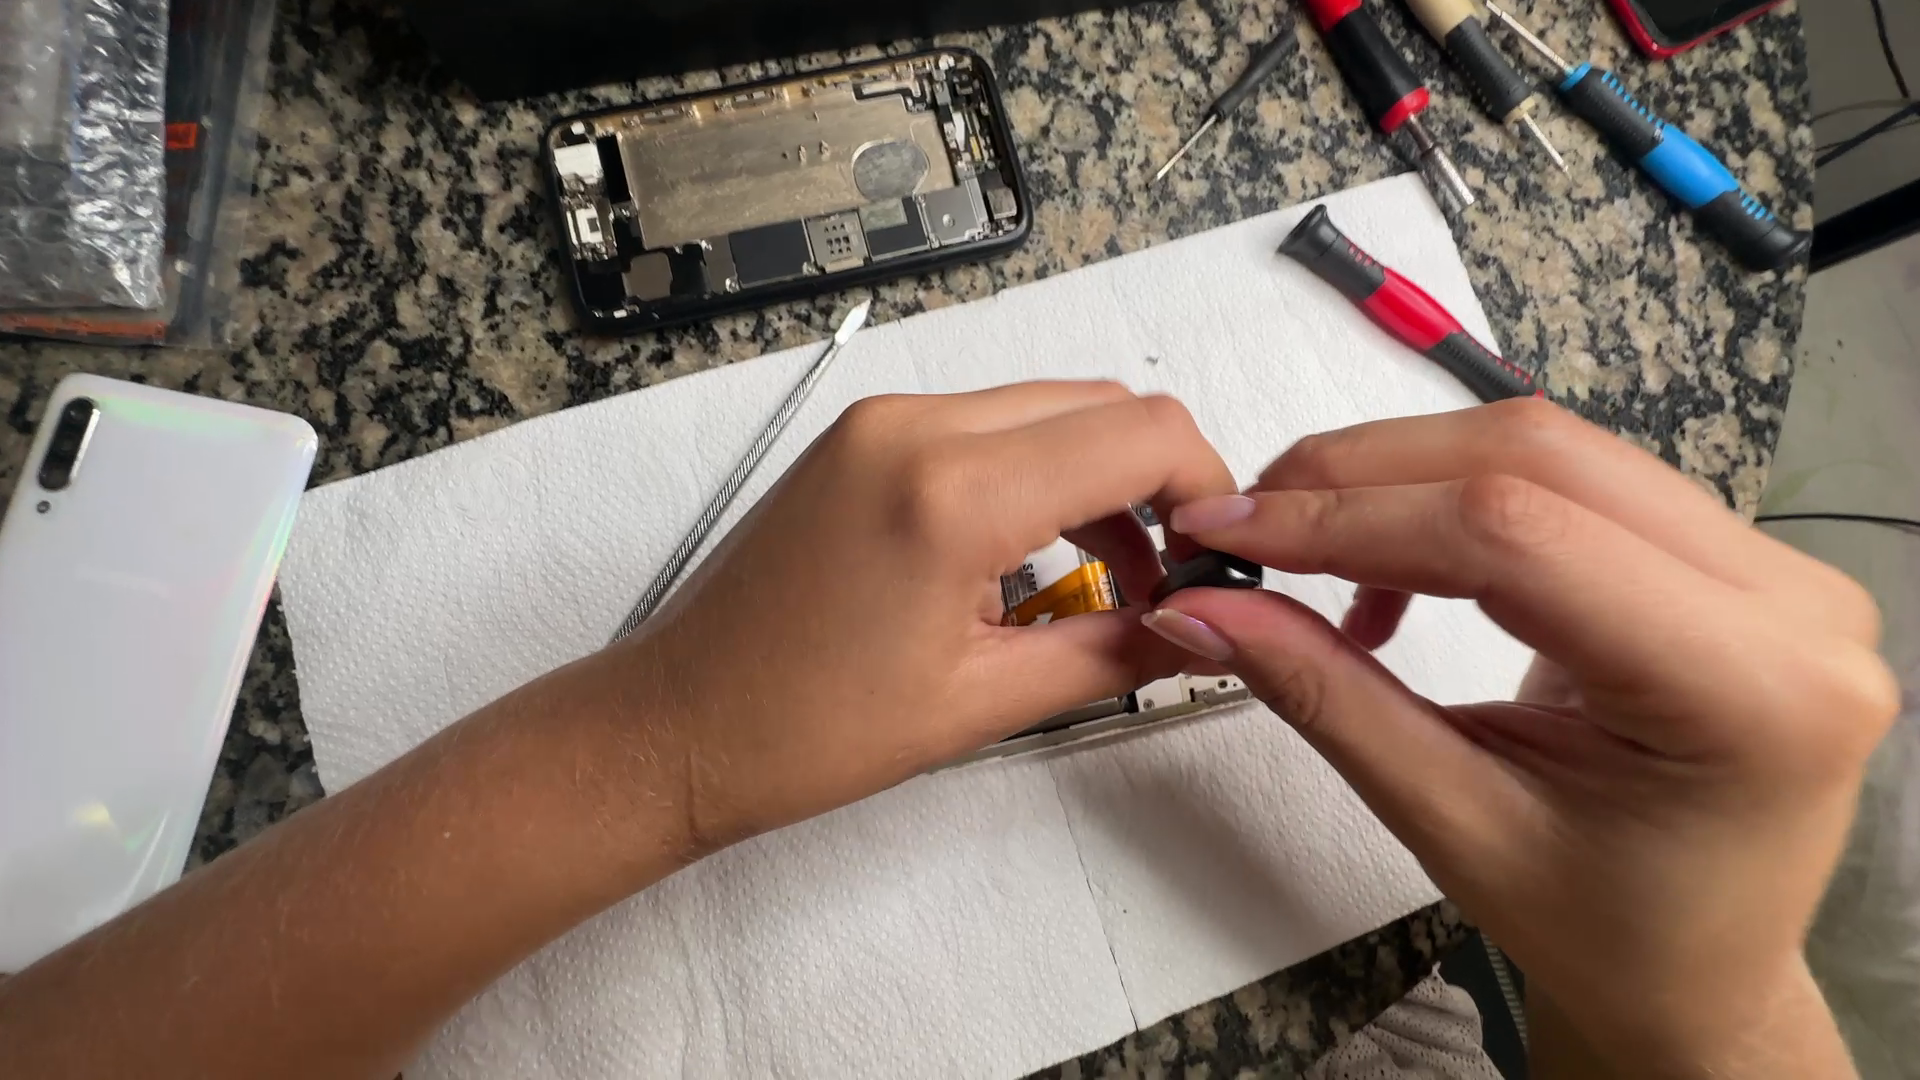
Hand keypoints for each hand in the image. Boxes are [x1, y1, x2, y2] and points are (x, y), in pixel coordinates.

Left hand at [621, 381, 1237, 850]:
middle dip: (1156, 478)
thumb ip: (1111, 652)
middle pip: (1098, 404)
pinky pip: (986, 426)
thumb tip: (1201, 627)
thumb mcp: (984, 701)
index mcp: (952, 491)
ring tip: (1113, 571)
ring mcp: (882, 419)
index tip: (1212, 552)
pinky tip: (1037, 546)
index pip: (1139, 433)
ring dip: (1097, 475)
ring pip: (1044, 409)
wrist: (678, 721)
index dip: (1203, 483)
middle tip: (1168, 569)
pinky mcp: (863, 435)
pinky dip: (1036, 471)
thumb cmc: (814, 731)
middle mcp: (917, 424)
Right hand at [1142, 399, 1894, 1075]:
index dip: (1340, 518)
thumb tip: (1195, 609)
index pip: (1506, 536)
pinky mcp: (1700, 549)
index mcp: (1742, 687)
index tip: (1219, 532)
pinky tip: (1384, 569)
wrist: (1691, 956)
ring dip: (1385, 474)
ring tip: (1298, 538)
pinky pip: (1544, 476)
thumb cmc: (1586, 919)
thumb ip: (1315, 690)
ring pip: (1532, 446)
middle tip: (1244, 520)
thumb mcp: (1438, 814)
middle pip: (1523, 457)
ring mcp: (1751, 557)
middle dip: (1352, 474)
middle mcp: (1778, 593)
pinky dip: (1428, 496)